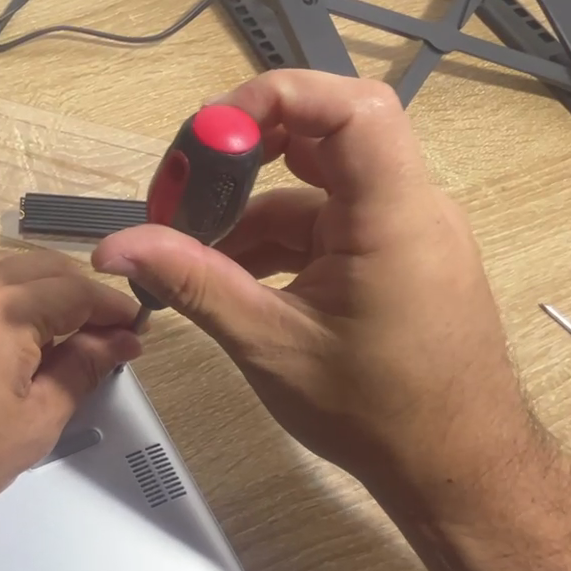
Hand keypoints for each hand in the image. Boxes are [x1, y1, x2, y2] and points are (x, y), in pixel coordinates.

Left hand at [0, 250, 142, 530]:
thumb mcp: (34, 420)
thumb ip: (82, 370)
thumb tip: (117, 342)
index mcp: (1, 309)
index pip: (75, 289)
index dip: (111, 307)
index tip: (134, 326)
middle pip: (41, 267)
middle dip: (80, 291)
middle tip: (105, 329)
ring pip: (5, 267)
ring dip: (42, 286)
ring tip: (65, 327)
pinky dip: (4, 292)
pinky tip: (15, 327)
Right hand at [92, 71, 531, 503]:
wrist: (457, 473)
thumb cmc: (376, 412)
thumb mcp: (268, 343)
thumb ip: (191, 282)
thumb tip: (114, 248)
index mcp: (392, 214)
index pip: (350, 107)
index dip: (274, 97)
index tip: (207, 137)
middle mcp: (404, 204)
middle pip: (322, 131)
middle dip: (240, 151)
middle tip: (181, 186)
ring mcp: (396, 226)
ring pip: (309, 181)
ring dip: (243, 205)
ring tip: (186, 248)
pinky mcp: (384, 251)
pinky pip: (316, 219)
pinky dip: (266, 237)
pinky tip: (226, 275)